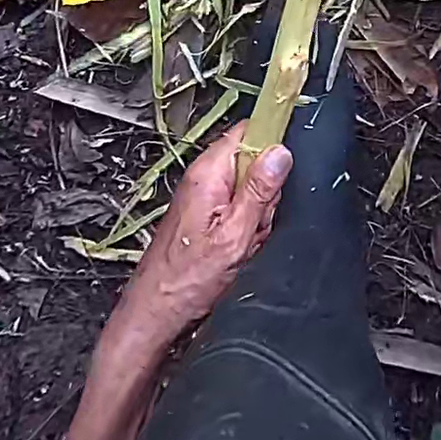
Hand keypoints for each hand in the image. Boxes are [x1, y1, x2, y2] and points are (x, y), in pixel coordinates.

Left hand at [111, 123, 291, 340]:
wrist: (156, 310)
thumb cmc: (185, 279)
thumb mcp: (234, 236)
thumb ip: (259, 191)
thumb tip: (281, 152)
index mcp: (209, 172)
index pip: (249, 129)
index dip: (273, 143)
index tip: (284, 171)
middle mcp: (203, 175)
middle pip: (254, 160)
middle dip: (266, 191)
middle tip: (257, 222)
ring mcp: (203, 192)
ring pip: (250, 185)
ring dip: (257, 212)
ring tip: (244, 240)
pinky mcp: (205, 209)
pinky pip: (239, 205)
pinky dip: (246, 224)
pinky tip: (238, 246)